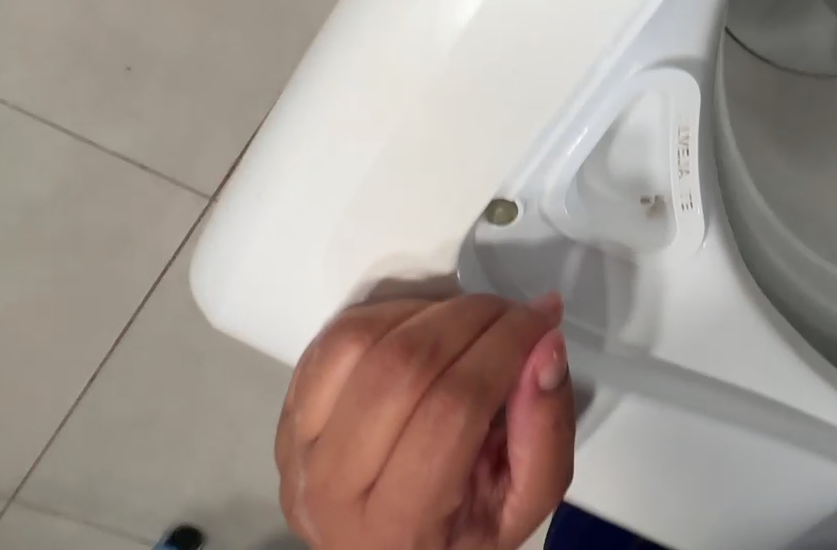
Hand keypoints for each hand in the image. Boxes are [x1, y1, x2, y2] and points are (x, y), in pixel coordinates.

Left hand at [276, 293, 572, 549]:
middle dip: (477, 317)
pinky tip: (429, 327)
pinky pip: (337, 336)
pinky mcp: (287, 413)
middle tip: (517, 314)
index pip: (452, 409)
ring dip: (436, 310)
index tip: (543, 320)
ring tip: (476, 320)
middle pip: (405, 367)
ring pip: (363, 342)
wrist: (391, 547)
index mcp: (401, 525)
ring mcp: (298, 450)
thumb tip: (546, 345)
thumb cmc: (465, 522)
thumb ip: (549, 428)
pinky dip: (393, 312)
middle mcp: (333, 491)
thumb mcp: (529, 497)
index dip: (505, 347)